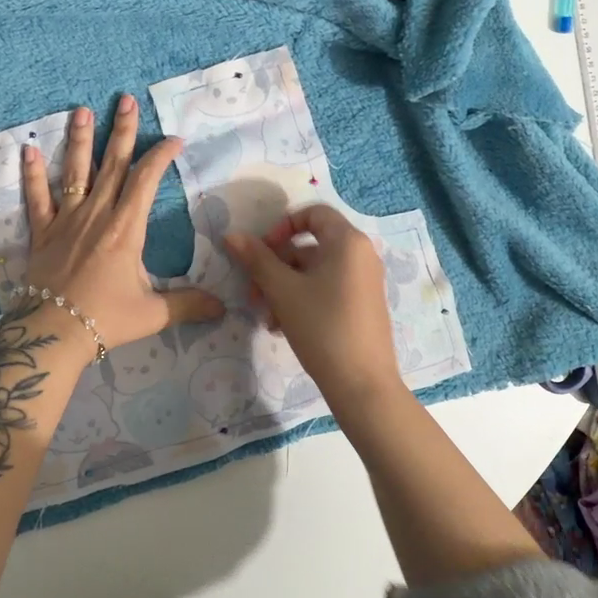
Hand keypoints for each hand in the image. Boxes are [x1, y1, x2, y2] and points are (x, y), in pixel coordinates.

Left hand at [22, 96, 223, 353]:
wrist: (55, 330)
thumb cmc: (106, 318)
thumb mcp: (154, 313)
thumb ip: (188, 304)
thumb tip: (224, 307)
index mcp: (126, 227)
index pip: (146, 180)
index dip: (160, 155)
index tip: (173, 139)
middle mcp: (97, 214)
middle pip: (112, 164)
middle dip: (121, 130)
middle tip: (125, 100)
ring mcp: (66, 220)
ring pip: (74, 171)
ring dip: (79, 140)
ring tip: (81, 110)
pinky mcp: (42, 232)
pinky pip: (36, 197)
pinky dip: (32, 174)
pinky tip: (28, 150)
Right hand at [222, 204, 399, 405]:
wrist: (362, 384)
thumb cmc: (321, 327)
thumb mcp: (282, 290)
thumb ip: (256, 259)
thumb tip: (232, 235)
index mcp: (348, 242)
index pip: (313, 213)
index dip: (282, 226)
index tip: (262, 251)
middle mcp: (361, 255)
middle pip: (309, 246)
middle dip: (275, 266)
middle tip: (253, 292)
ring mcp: (365, 282)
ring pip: (314, 272)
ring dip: (284, 287)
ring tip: (266, 317)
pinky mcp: (363, 305)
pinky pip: (327, 289)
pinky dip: (302, 299)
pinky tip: (283, 326)